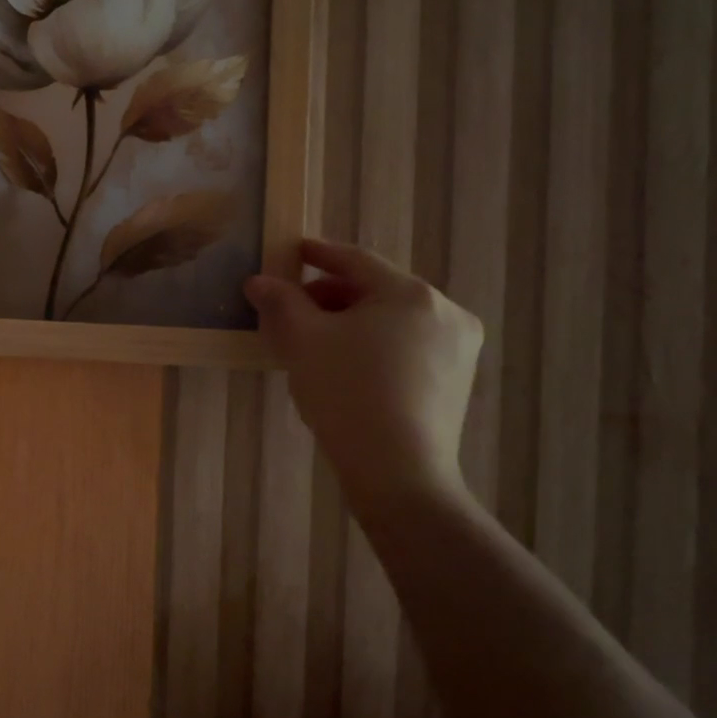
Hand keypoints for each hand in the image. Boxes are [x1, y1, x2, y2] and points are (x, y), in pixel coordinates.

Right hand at [245, 239, 482, 507]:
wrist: (397, 468)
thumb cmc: (347, 391)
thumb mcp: (302, 339)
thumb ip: (280, 301)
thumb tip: (259, 281)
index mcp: (410, 293)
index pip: (355, 260)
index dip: (317, 253)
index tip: (291, 250)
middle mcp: (444, 312)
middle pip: (375, 290)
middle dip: (328, 295)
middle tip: (290, 307)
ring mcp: (457, 347)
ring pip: (390, 319)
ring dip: (348, 321)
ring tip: (310, 339)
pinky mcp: (455, 378)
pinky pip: (406, 344)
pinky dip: (371, 343)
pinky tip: (342, 364)